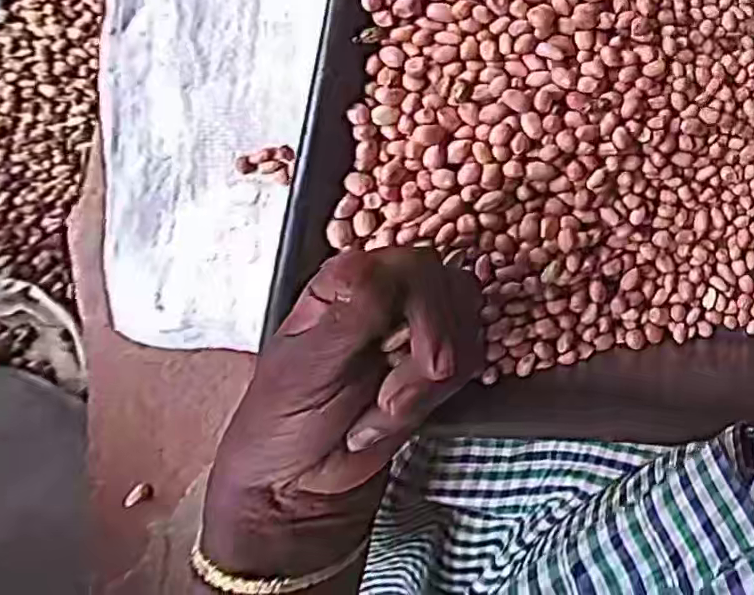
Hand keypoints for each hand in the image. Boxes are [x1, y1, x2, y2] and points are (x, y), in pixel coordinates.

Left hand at [201, 248, 482, 578]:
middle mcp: (391, 286)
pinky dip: (437, 394)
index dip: (428, 309)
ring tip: (382, 411)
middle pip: (450, 289)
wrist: (298, 485)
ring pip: (466, 322)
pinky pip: (471, 354)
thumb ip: (346, 319)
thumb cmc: (282, 426)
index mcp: (350, 279)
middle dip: (430, 354)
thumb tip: (379, 276)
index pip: (414, 266)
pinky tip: (398, 412)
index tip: (427, 360)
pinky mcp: (441, 346)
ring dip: (429, 382)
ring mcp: (420, 314)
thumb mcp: (303, 373)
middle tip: (389, 401)